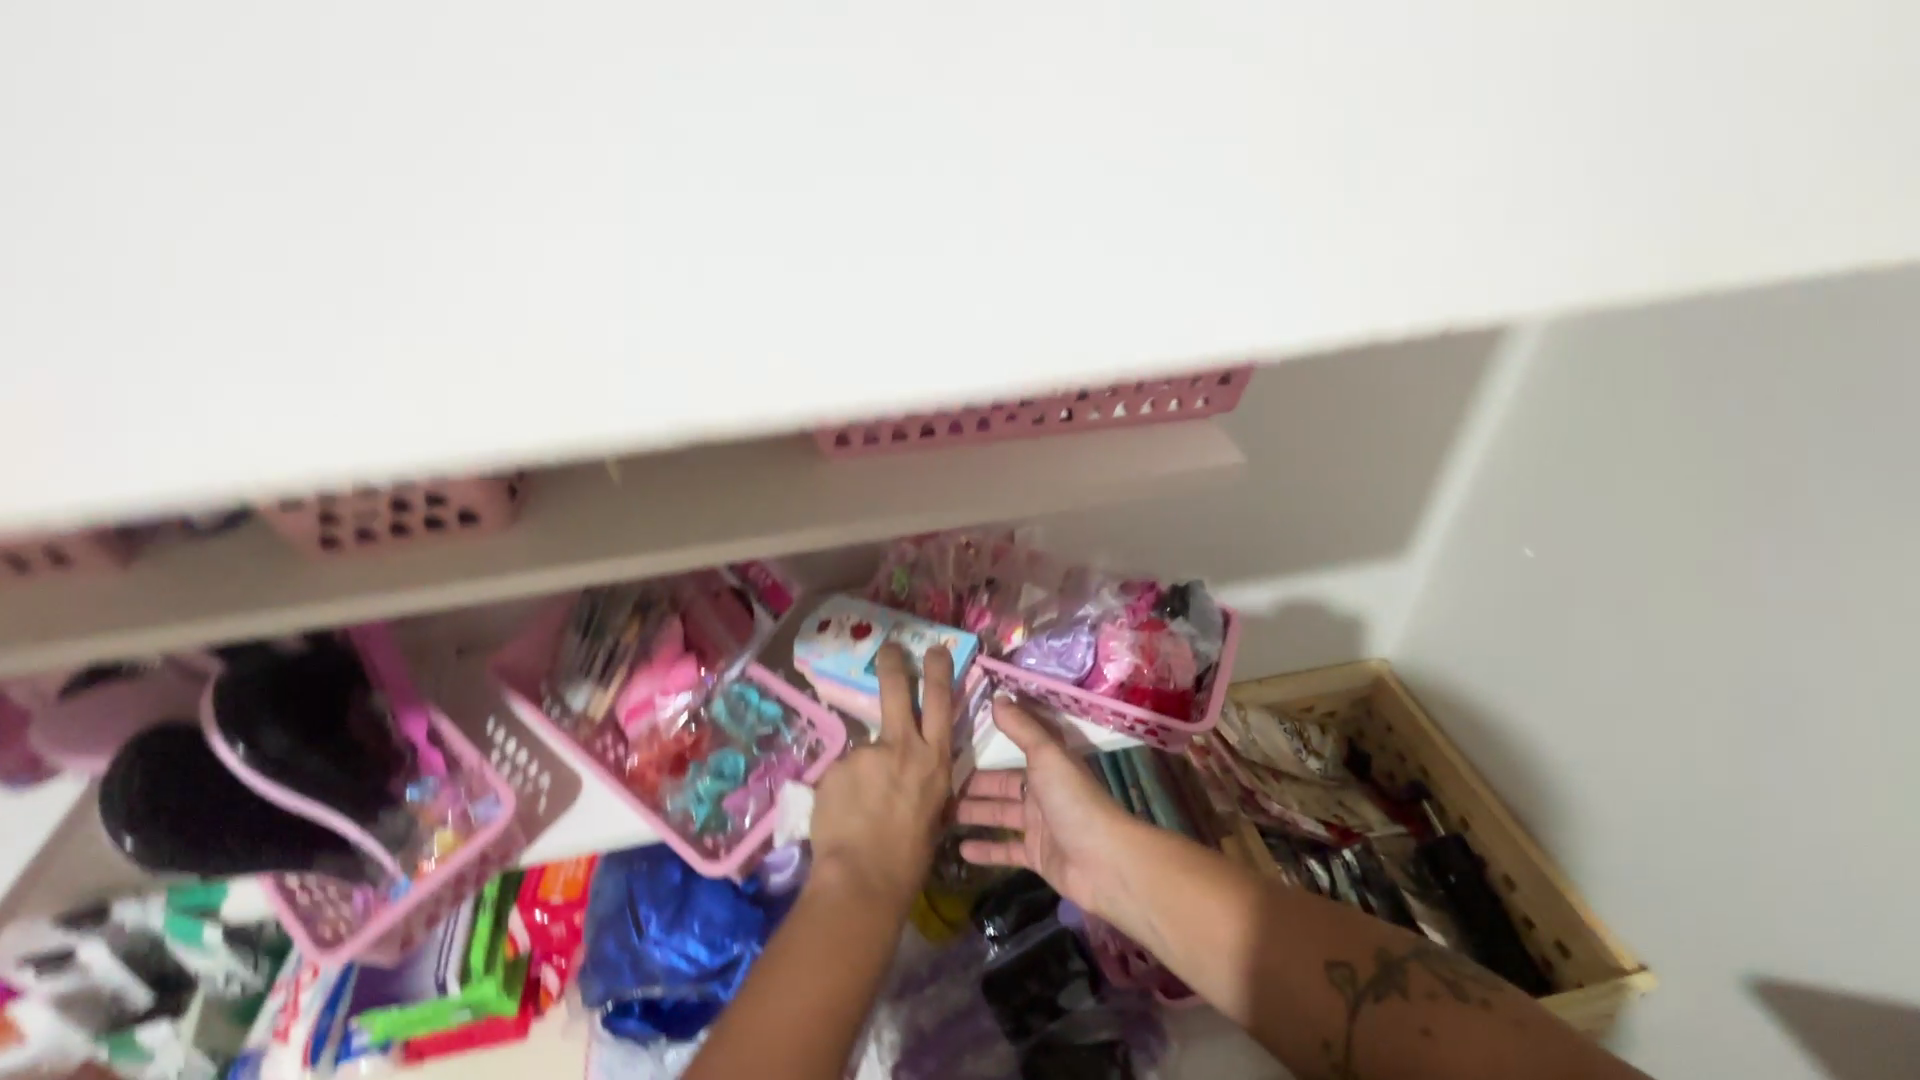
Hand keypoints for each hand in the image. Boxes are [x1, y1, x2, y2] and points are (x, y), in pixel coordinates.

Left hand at [807, 644, 955, 910]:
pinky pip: (840, 775)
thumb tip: (913, 775)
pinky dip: (841, 791)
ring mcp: (867, 754)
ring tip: (858, 810)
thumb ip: (924, 782)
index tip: (935, 649)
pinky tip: (842, 817)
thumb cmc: (910, 857)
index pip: (941, 703)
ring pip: (864, 751)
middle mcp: (903, 747)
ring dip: (861, 772)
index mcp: (935, 761)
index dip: (938, 672)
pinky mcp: (837, 767)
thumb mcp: (934, 813)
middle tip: (889, 647)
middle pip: (897, 691)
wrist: (864, 878)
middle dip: (893, 664)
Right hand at [954, 699, 1138, 915]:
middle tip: (936, 784)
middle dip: (971, 785)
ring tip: (938, 814)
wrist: (1104, 860)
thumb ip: (1021, 728)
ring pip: (999, 816)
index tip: (955, 743)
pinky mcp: (1037, 856)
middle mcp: (1042, 792)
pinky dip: (985, 850)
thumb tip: (998, 697)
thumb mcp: (1046, 755)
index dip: (987, 747)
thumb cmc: (1074, 800)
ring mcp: (1039, 826)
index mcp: (1047, 765)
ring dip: (973, 814)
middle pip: (1000, 785)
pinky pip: (1005, 851)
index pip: (1012, 751)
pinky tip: (959, 850)